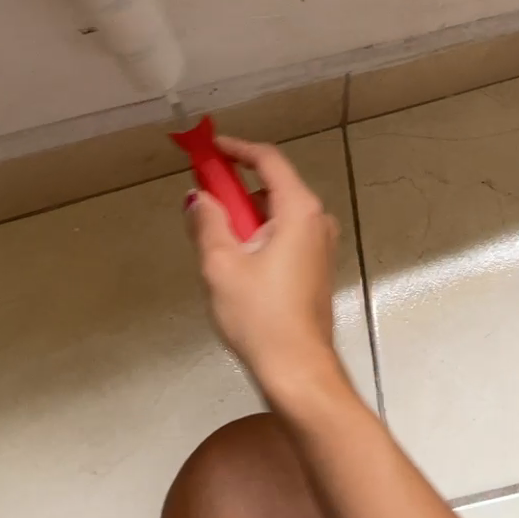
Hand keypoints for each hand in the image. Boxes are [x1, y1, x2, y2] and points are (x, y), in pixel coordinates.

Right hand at [185, 136, 347, 400]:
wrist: (299, 369)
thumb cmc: (260, 315)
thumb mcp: (222, 265)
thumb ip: (208, 223)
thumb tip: (198, 197)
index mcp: (299, 210)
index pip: (268, 160)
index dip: (237, 149)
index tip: (209, 148)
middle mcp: (317, 219)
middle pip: (273, 186)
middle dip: (236, 188)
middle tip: (202, 197)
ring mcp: (320, 243)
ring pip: (277, 213)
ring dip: (245, 217)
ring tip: (214, 241)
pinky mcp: (317, 265)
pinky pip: (285, 234)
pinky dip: (259, 235)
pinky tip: (237, 262)